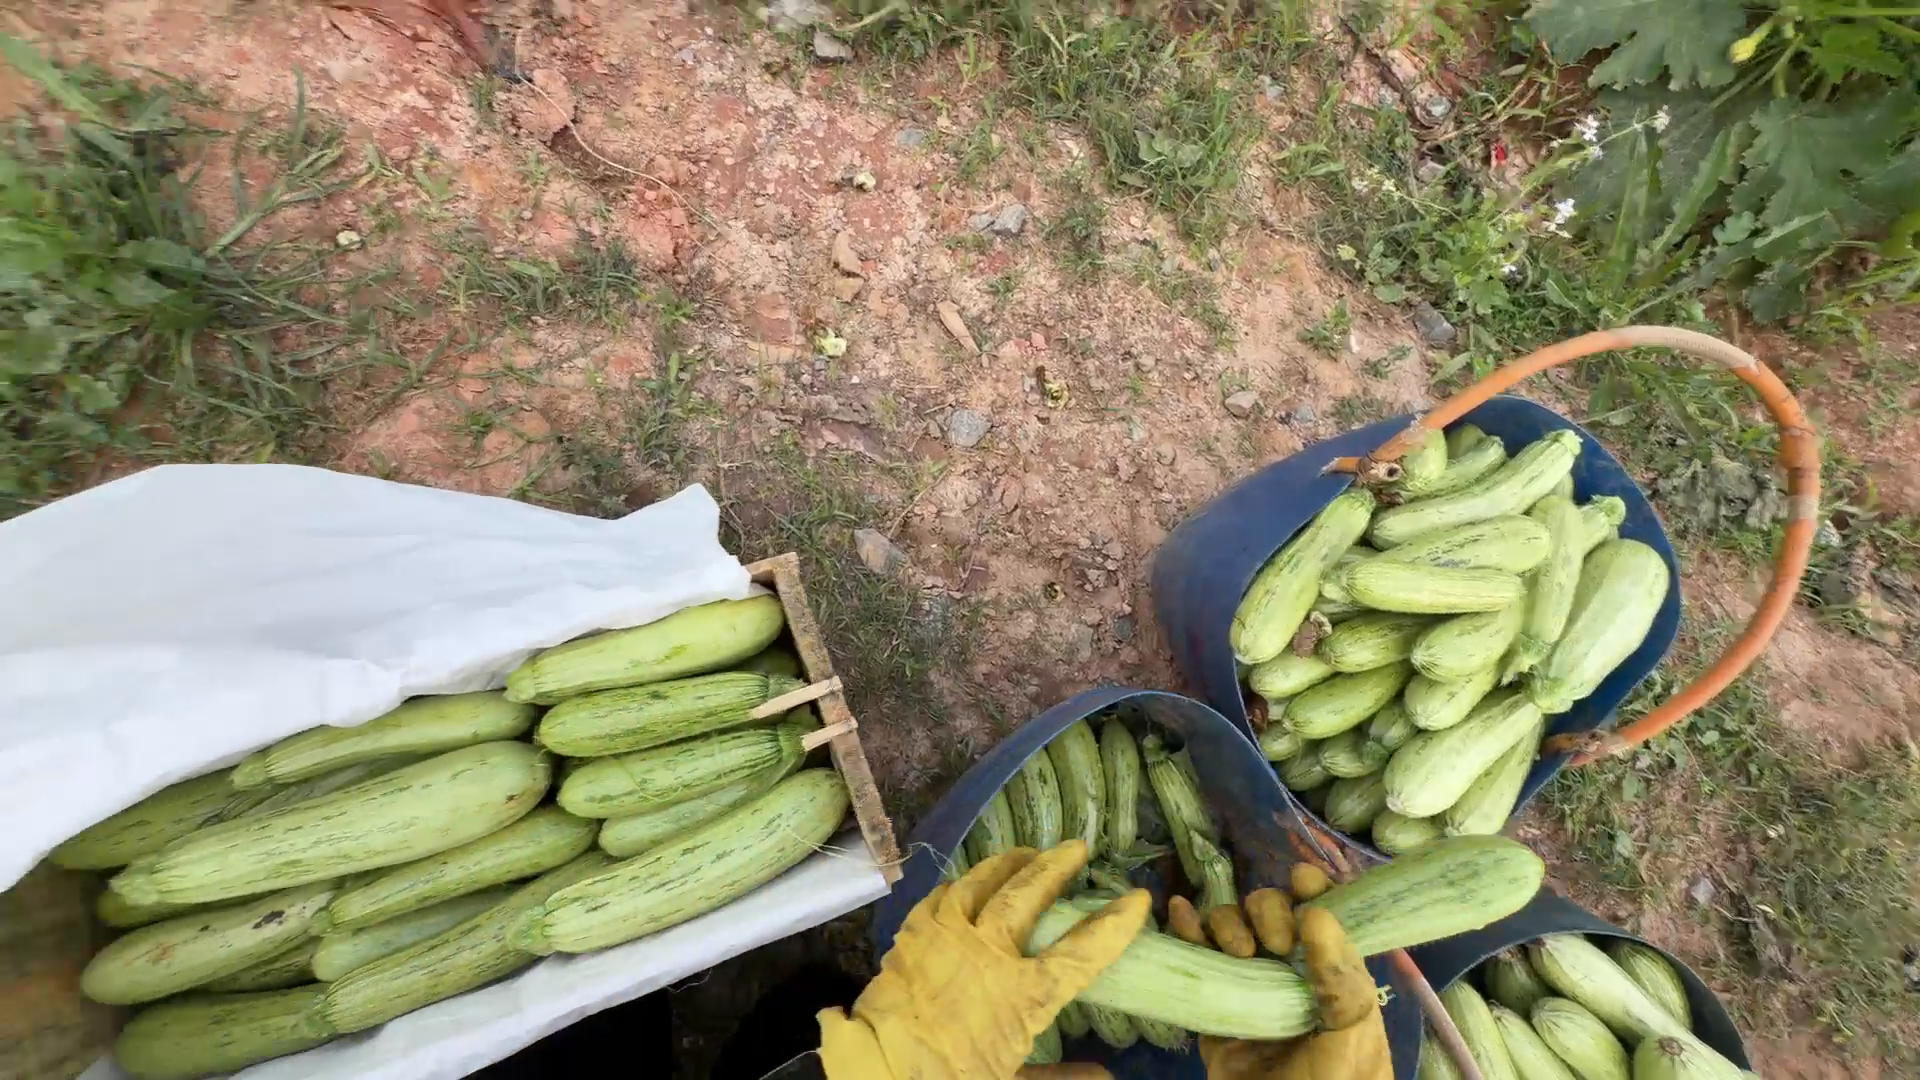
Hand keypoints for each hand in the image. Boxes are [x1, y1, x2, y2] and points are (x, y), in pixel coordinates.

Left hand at [818, 840, 1150, 1079]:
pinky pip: (945, 892)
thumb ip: (1062, 1078)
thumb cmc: (950, 1078)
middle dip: (1056, 866)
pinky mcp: (917, 928)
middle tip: (1077, 847)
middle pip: (1029, 893)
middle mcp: (987, 949)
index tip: (1136, 899)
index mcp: (1020, 994)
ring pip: (983, 879)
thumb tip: (1106, 1076)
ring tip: (1027, 852)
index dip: (1113, 925)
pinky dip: (964, 884)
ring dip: (1010, 862)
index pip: (1079, 953)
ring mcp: (947, 931)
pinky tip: (970, 882)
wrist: (879, 1068)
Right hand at [1199, 889, 1390, 1079]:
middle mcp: (1288, 972)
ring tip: (1233, 949)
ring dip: (1227, 920)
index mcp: (1331, 980)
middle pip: (1271, 911)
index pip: (1324, 917)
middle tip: (1270, 944)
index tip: (1300, 881)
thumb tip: (1316, 913)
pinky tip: (1180, 914)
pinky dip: (1185, 925)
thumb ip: (1342, 986)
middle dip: (1268, 912)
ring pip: (1230, 924)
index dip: (1313, 889)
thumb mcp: (1353, 1049)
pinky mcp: (1211, 997)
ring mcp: (1246, 983)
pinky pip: (1194, 950)